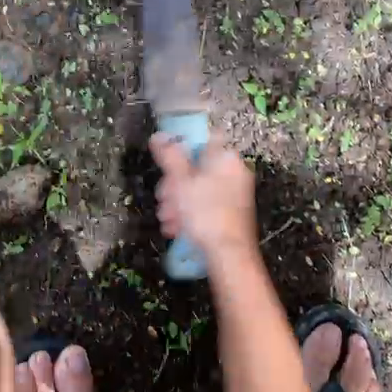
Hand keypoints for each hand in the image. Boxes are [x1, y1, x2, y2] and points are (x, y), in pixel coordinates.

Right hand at [150, 131, 258, 274]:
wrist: (229, 256)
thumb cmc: (206, 214)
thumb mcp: (181, 182)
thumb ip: (169, 156)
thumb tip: (158, 135)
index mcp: (226, 157)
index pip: (203, 138)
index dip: (181, 147)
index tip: (166, 162)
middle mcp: (233, 172)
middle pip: (196, 166)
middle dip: (174, 183)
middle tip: (163, 198)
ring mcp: (233, 193)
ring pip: (198, 188)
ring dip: (178, 202)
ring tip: (167, 218)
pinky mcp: (230, 213)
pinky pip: (205, 204)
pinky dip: (189, 213)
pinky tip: (176, 228)